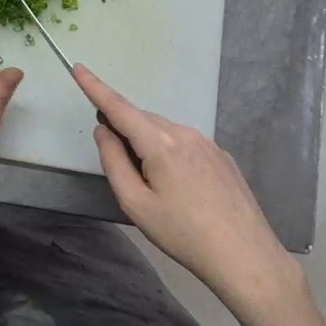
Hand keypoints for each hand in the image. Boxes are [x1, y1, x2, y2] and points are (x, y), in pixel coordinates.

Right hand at [75, 65, 299, 318]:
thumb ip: (113, 162)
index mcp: (160, 144)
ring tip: (155, 188)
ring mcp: (208, 143)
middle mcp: (185, 133)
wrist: (246, 258)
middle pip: (141, 120)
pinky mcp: (222, 157)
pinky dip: (169, 153)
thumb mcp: (135, 204)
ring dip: (148, 144)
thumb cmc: (183, 234)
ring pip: (164, 132)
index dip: (95, 87)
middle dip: (124, 131)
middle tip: (123, 170)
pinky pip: (184, 143)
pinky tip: (180, 189)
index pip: (119, 107)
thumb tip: (104, 131)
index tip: (78, 68)